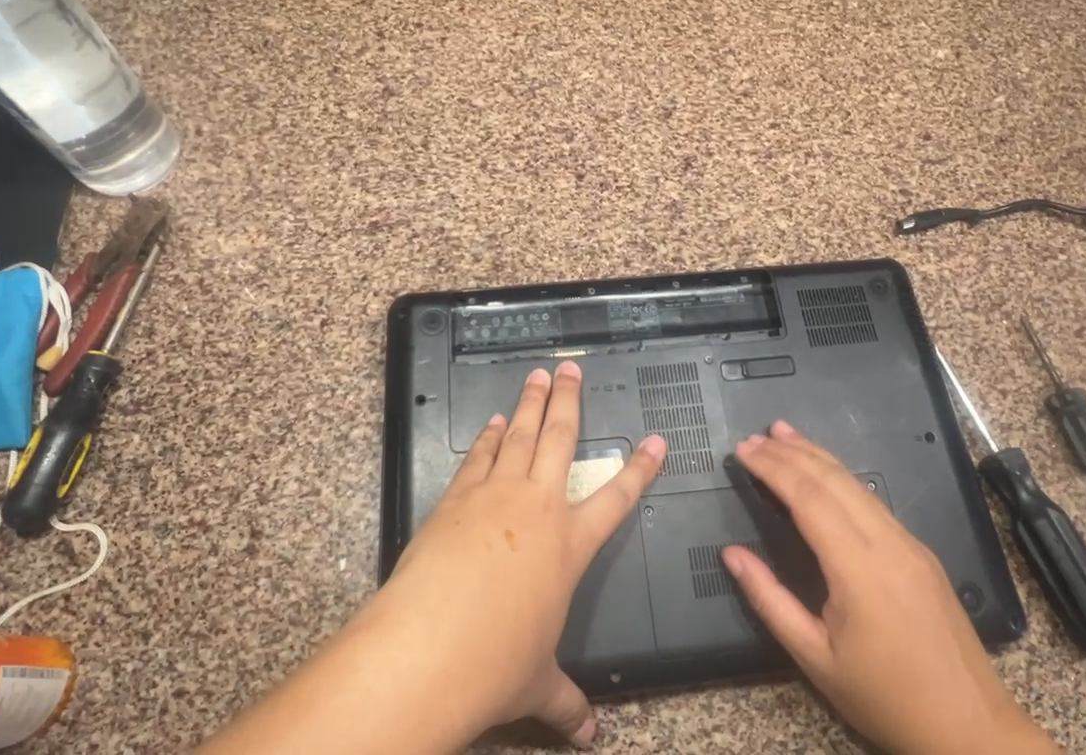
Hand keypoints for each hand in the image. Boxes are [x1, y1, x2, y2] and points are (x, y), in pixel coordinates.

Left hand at [200, 361, 664, 754]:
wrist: (429, 648)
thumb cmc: (497, 664)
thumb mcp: (538, 685)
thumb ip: (567, 703)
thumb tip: (589, 734)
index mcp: (571, 544)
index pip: (617, 497)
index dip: (640, 468)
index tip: (656, 441)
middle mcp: (537, 507)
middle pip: (560, 439)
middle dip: (569, 400)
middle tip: (570, 368)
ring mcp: (494, 496)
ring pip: (518, 435)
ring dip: (528, 404)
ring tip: (536, 376)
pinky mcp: (455, 499)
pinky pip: (479, 458)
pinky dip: (488, 439)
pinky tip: (492, 426)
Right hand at [723, 421, 1057, 754]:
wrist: (970, 728)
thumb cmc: (886, 698)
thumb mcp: (815, 658)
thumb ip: (770, 600)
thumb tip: (733, 555)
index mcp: (860, 568)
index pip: (809, 498)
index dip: (773, 469)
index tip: (742, 451)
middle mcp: (888, 543)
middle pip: (833, 480)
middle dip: (791, 453)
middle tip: (754, 438)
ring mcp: (910, 544)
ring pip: (857, 485)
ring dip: (817, 457)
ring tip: (784, 436)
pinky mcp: (922, 553)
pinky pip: (873, 502)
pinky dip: (840, 479)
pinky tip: (824, 476)